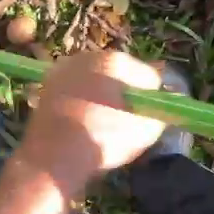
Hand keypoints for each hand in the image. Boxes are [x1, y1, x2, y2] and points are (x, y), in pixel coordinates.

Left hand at [16, 51, 165, 194]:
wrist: (54, 156)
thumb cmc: (105, 139)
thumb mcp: (146, 130)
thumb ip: (162, 110)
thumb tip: (166, 103)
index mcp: (116, 61)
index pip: (147, 76)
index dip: (150, 98)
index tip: (147, 117)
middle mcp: (88, 56)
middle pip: (118, 74)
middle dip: (123, 94)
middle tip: (124, 122)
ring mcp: (64, 69)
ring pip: (93, 82)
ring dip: (99, 97)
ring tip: (99, 125)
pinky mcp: (46, 86)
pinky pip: (73, 92)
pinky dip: (79, 103)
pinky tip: (80, 124)